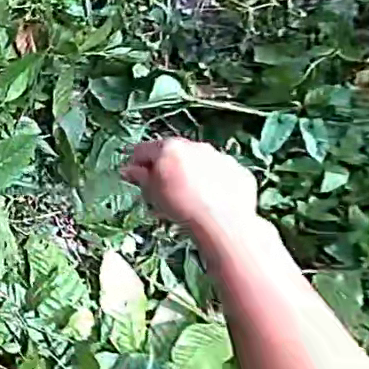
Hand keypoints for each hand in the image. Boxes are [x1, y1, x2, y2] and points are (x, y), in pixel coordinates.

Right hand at [120, 137, 258, 235]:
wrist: (222, 221)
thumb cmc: (180, 204)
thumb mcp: (150, 191)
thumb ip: (139, 176)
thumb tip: (130, 170)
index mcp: (169, 148)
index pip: (143, 149)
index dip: (135, 163)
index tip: (134, 176)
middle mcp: (196, 146)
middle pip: (173, 152)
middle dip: (164, 165)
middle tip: (159, 185)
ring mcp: (220, 157)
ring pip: (197, 160)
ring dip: (188, 171)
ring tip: (184, 193)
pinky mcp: (239, 170)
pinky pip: (219, 171)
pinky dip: (210, 180)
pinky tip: (206, 196)